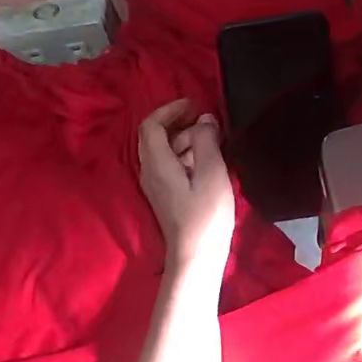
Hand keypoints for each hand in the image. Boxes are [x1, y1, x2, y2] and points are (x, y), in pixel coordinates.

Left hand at [138, 98, 233, 273]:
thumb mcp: (211, 173)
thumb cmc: (205, 216)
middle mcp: (150, 172)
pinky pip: (169, 166)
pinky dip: (185, 155)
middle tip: (204, 120)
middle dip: (177, 122)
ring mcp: (156, 186)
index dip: (170, 109)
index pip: (152, 124)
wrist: (196, 256)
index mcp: (157, 163)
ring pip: (164, 151)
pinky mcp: (165, 197)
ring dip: (184, 140)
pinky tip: (206, 161)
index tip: (194, 105)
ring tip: (212, 140)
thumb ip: (207, 142)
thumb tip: (205, 120)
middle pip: (155, 136)